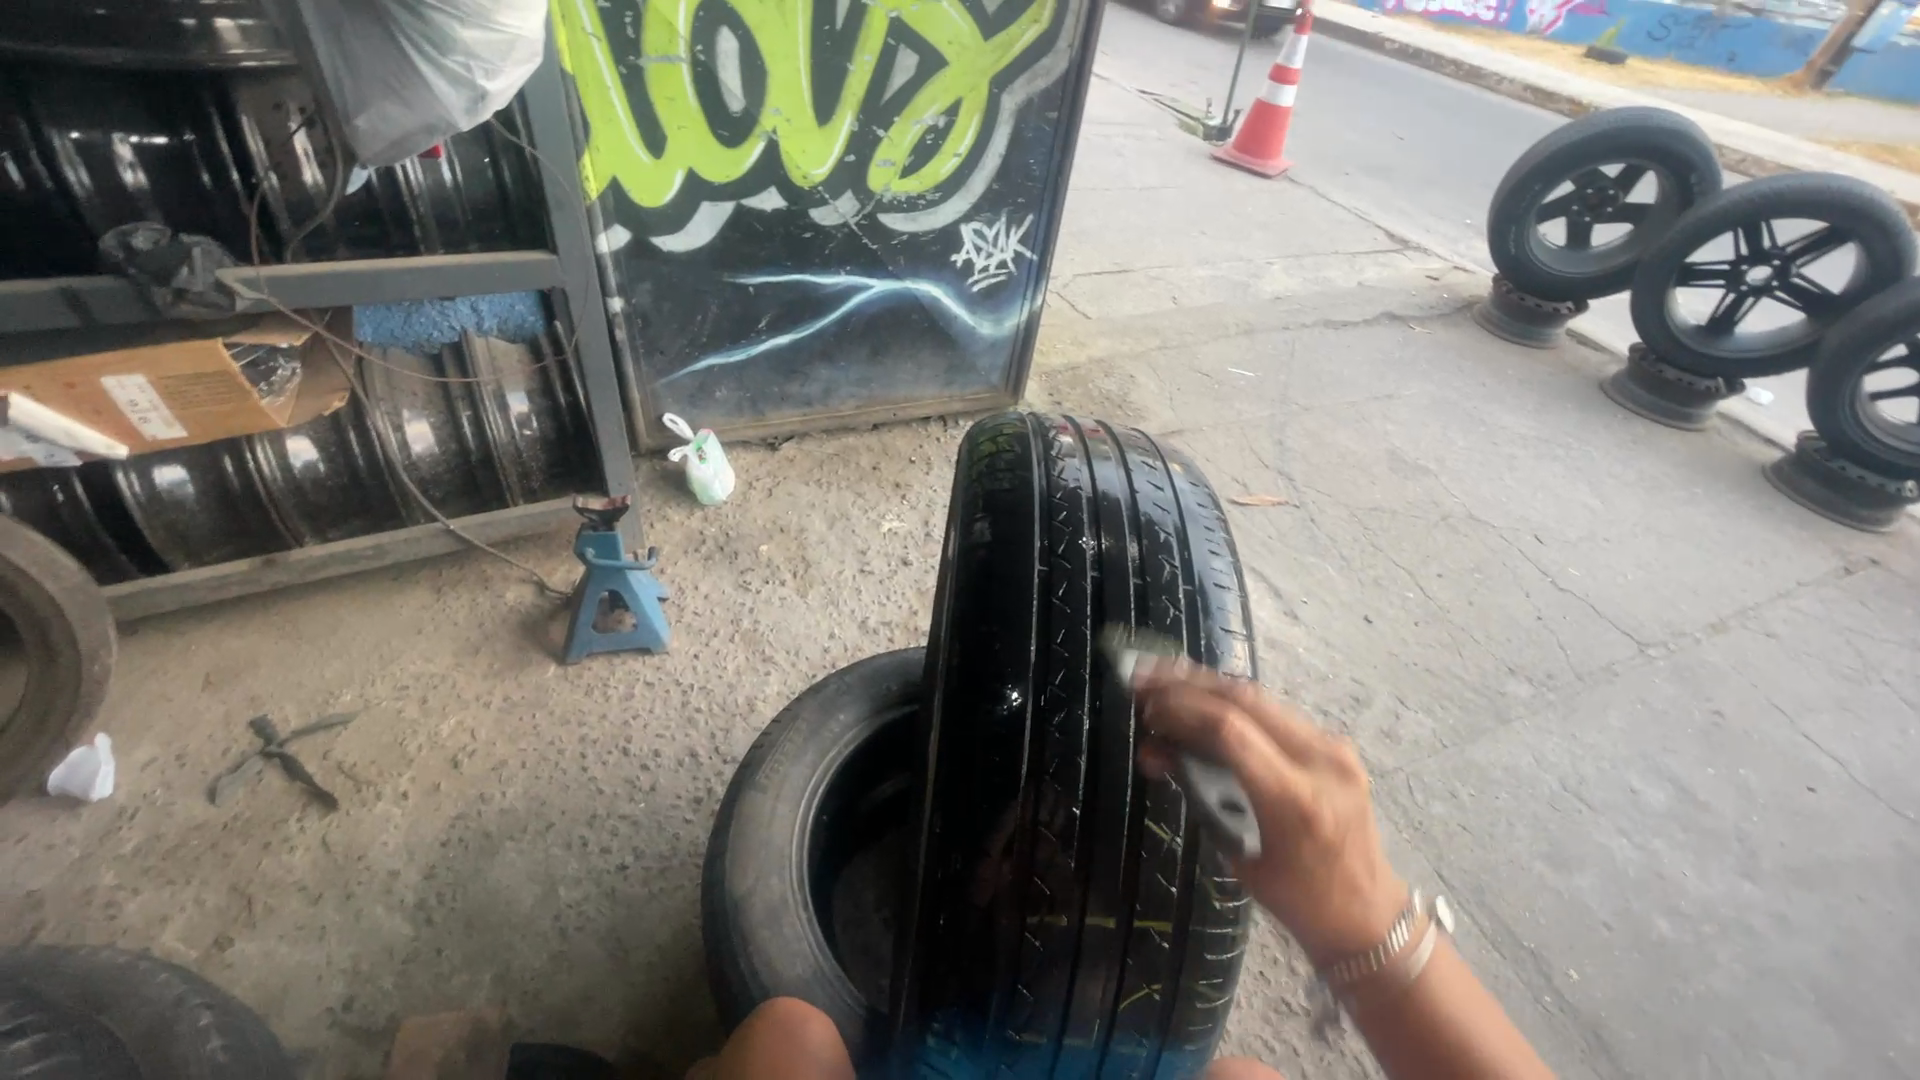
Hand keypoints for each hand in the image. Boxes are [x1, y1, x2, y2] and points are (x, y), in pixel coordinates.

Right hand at [1133, 662, 1406, 966]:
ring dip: (1207, 686)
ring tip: (1164, 679)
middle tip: (1144, 679)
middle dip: (1187, 685)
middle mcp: (1319, 761)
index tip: (1145, 709)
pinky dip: (1232, 702)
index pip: (1229, 731)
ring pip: (1259, 697)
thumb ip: (1199, 793)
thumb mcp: (1236, 850)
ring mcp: (1333, 747)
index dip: (1180, 711)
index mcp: (1294, 799)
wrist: (1369, 915)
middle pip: (1243, 700)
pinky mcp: (1335, 744)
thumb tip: (1154, 750)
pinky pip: (1274, 711)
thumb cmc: (1295, 898)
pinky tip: (1203, 698)